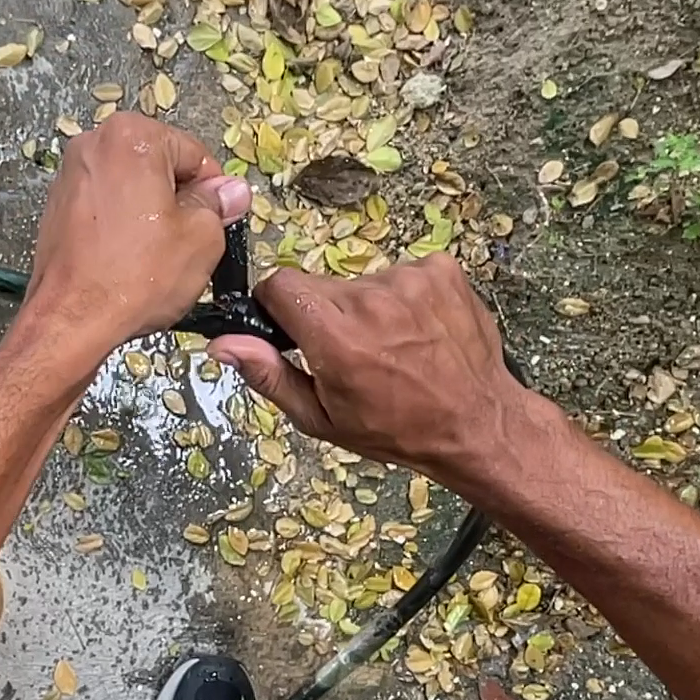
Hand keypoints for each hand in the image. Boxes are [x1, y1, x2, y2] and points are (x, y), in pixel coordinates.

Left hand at [17, 113, 251, 357]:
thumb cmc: (133, 279)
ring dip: (147, 218)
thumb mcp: (201, 239)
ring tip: (152, 258)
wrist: (71, 320)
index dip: (212, 191)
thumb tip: (232, 192)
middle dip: (176, 203)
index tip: (216, 220)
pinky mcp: (57, 210)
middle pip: (158, 169)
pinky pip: (104, 212)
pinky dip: (119, 231)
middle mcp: (93, 146)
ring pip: (130, 192)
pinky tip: (126, 262)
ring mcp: (70, 177)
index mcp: (132, 137)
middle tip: (183, 244)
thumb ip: (218, 206)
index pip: (194, 154)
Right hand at [205, 254, 543, 491]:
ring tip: (391, 347)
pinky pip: (400, 275)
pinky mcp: (441, 270)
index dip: (278, 307)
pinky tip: (417, 332)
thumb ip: (268, 374)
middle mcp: (370, 298)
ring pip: (360, 283)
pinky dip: (402, 299)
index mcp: (335, 335)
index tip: (292, 331)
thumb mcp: (319, 417)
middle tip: (350, 354)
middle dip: (323, 314)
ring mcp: (411, 279)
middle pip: (319, 286)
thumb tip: (223, 344)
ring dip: (365, 309)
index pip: (279, 284)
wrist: (477, 423)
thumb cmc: (393, 429)